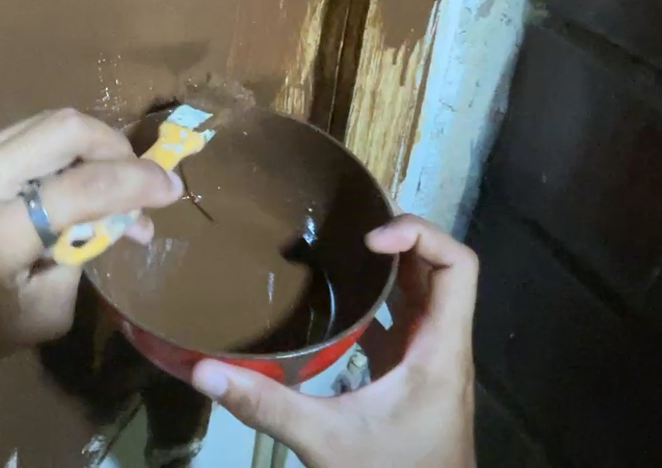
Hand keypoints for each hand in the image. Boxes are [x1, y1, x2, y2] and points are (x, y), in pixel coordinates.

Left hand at [0, 107, 183, 387]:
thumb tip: (117, 218)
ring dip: (82, 146)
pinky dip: (46, 153)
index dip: (138, 182)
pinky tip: (52, 184)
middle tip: (136, 174)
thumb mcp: (35, 316)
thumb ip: (81, 258)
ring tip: (103, 179)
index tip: (171, 187)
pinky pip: (13, 137)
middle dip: (113, 144)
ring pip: (39, 123)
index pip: (86, 187)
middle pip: (64, 126)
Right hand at [189, 214, 477, 467]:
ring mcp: (427, 358)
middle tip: (343, 217)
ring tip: (334, 237)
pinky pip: (399, 313)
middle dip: (397, 233)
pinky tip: (329, 291)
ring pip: (420, 288)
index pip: (458, 265)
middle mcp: (441, 344)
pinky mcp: (408, 372)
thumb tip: (203, 369)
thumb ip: (267, 405)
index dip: (419, 234)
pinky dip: (372, 292)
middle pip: (438, 266)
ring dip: (386, 259)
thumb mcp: (326, 443)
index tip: (368, 238)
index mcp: (439, 349)